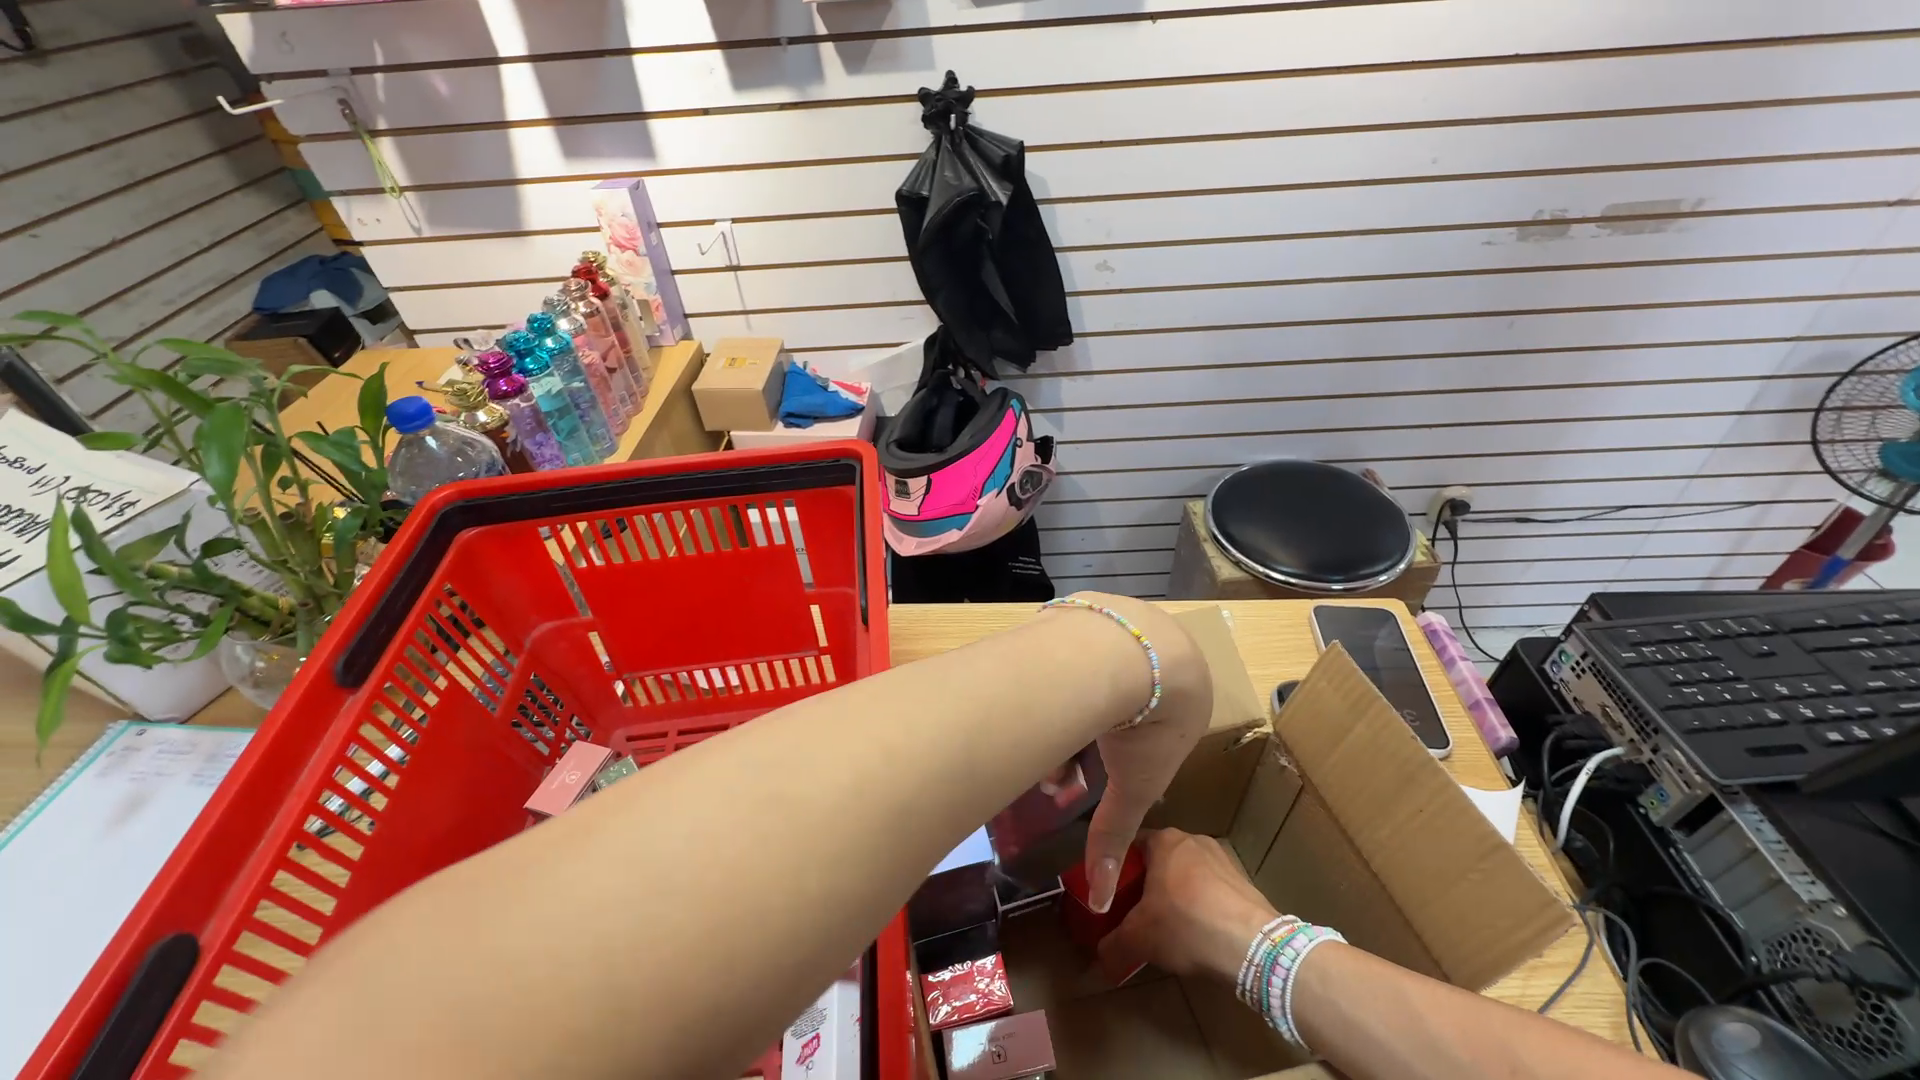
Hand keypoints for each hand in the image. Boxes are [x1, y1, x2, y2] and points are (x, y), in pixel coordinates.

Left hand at [1056, 594, 1212, 913]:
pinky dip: (1067, 657)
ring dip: (1075, 695)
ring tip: (1041, 722)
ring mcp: (1139, 620)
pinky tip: (1045, 675)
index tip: (1088, 768)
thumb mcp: (1133, 787)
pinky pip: (1084, 633)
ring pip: (1101, 664)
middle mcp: (1168, 651)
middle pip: (1125, 694)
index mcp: (1190, 693)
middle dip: (1091, 728)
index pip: (1153, 728)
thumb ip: (1114, 837)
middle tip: (1058, 754)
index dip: (1120, 751)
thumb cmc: (1147, 724)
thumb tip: (1099, 898)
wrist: (1134, 652)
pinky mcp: (1108, 601)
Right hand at [1096, 828, 1280, 983]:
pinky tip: (1199, 932)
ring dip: (1176, 895)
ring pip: (1186, 874)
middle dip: (1147, 884)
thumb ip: (1112, 944)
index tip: (1112, 896)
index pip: (1129, 845)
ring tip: (1169, 926)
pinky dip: (1201, 905)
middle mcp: (1192, 839)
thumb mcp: (1138, 938)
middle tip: (1135, 913)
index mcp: (1163, 840)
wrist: (1253, 947)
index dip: (1117, 871)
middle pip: (1158, 859)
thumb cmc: (1186, 926)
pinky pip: (1210, 889)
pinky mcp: (1243, 880)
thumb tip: (1099, 958)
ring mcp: (1222, 858)